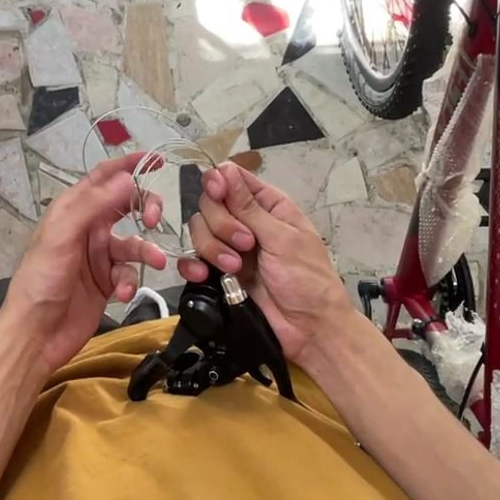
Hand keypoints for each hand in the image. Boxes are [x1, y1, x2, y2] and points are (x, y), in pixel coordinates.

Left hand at [1, 152, 170, 372]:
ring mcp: (98, 257)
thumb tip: (127, 179)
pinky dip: (130, 281)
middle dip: (145, 209)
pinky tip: (122, 293)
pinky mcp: (107, 283)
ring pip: (133, 244)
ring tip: (156, 262)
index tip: (157, 160)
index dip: (129, 166)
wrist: (35, 335)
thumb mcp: (62, 236)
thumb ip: (94, 205)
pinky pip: (129, 273)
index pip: (103, 178)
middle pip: (126, 206)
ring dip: (145, 252)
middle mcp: (87, 228)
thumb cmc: (40, 281)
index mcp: (72, 210)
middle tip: (154, 219)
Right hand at [182, 162, 356, 363]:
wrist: (308, 330)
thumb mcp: (283, 239)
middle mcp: (245, 221)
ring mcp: (229, 247)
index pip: (231, 178)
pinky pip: (192, 259)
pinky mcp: (217, 273)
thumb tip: (225, 170)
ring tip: (234, 268)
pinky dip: (193, 265)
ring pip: (199, 230)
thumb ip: (249, 207)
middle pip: (210, 203)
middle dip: (222, 224)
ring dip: (212, 248)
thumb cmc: (308, 279)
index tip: (218, 194)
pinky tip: (204, 274)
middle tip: (246, 245)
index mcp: (267, 205)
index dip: (219, 182)